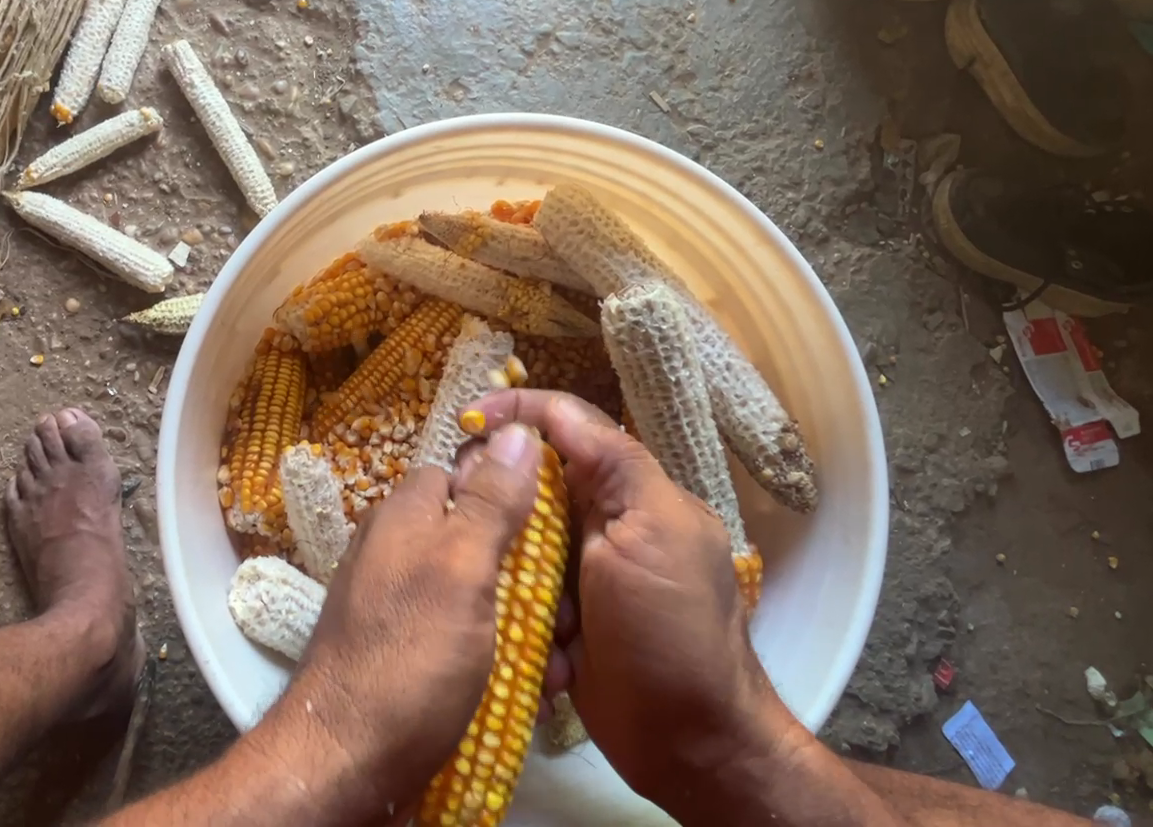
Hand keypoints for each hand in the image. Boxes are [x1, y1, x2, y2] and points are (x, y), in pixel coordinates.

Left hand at [252, 423, 544, 818]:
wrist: (345, 759)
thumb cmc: (408, 654)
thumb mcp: (461, 568)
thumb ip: (491, 503)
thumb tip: (517, 432)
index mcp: (404, 514)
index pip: (461, 474)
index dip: (506, 492)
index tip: (550, 527)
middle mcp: (394, 547)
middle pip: (473, 535)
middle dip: (522, 574)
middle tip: (562, 616)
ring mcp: (394, 599)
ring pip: (472, 590)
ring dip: (516, 623)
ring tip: (552, 665)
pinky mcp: (402, 646)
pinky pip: (456, 632)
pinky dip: (489, 653)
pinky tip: (521, 687)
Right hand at [467, 390, 804, 809]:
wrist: (688, 743)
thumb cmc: (672, 629)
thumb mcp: (654, 532)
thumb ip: (614, 464)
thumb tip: (558, 410)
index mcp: (626, 489)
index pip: (566, 425)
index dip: (517, 412)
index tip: (469, 419)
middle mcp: (599, 519)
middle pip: (529, 478)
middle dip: (496, 491)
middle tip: (464, 510)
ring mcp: (576, 568)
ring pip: (514, 534)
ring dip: (504, 559)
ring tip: (495, 581)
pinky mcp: (557, 612)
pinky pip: (516, 587)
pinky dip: (513, 603)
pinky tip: (516, 626)